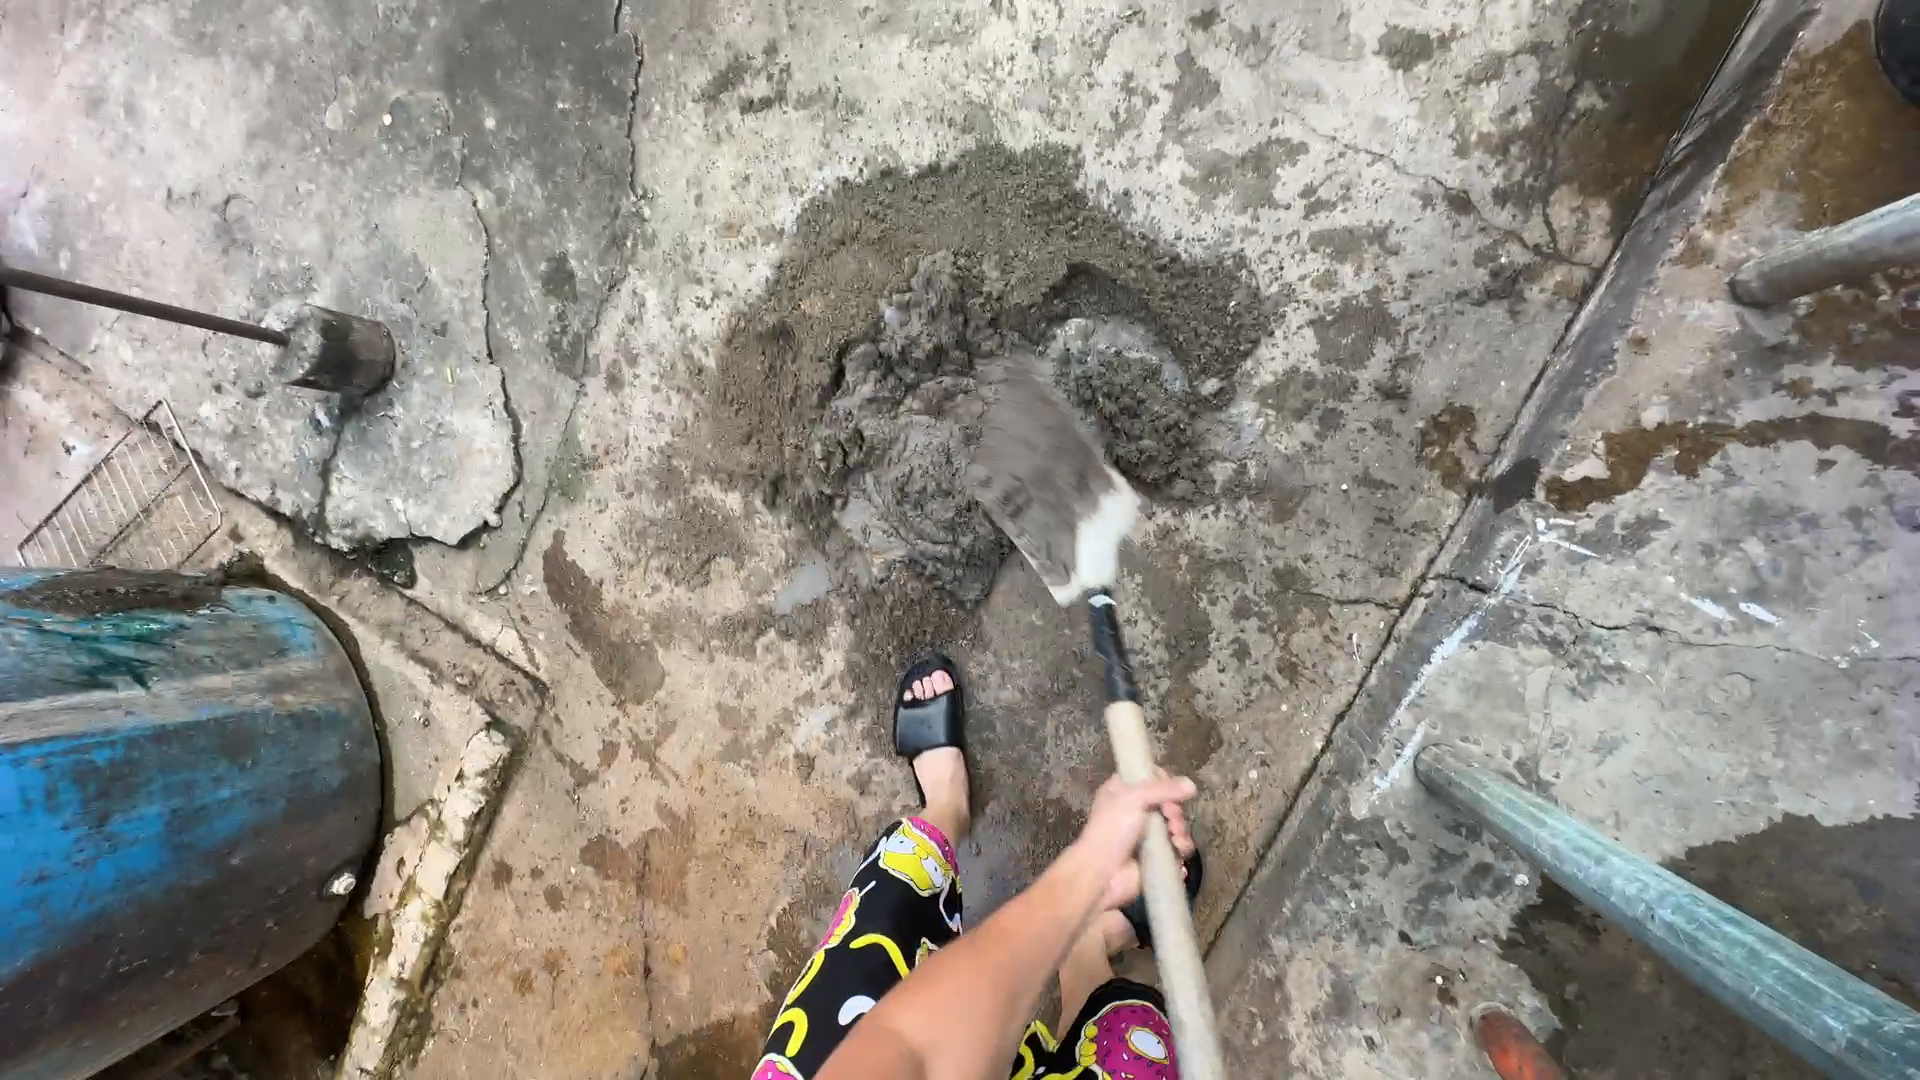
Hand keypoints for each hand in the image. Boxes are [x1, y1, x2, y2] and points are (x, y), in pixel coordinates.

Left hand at [1069, 771, 1197, 912]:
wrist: (1103, 873)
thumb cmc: (1111, 829)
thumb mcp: (1133, 799)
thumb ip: (1162, 789)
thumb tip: (1191, 785)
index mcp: (1123, 791)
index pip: (1150, 777)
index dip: (1164, 781)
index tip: (1169, 789)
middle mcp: (1135, 810)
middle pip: (1168, 802)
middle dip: (1174, 809)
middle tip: (1170, 816)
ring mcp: (1147, 834)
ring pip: (1175, 824)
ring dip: (1181, 828)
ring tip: (1175, 836)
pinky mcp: (1157, 855)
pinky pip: (1177, 846)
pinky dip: (1182, 846)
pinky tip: (1179, 848)